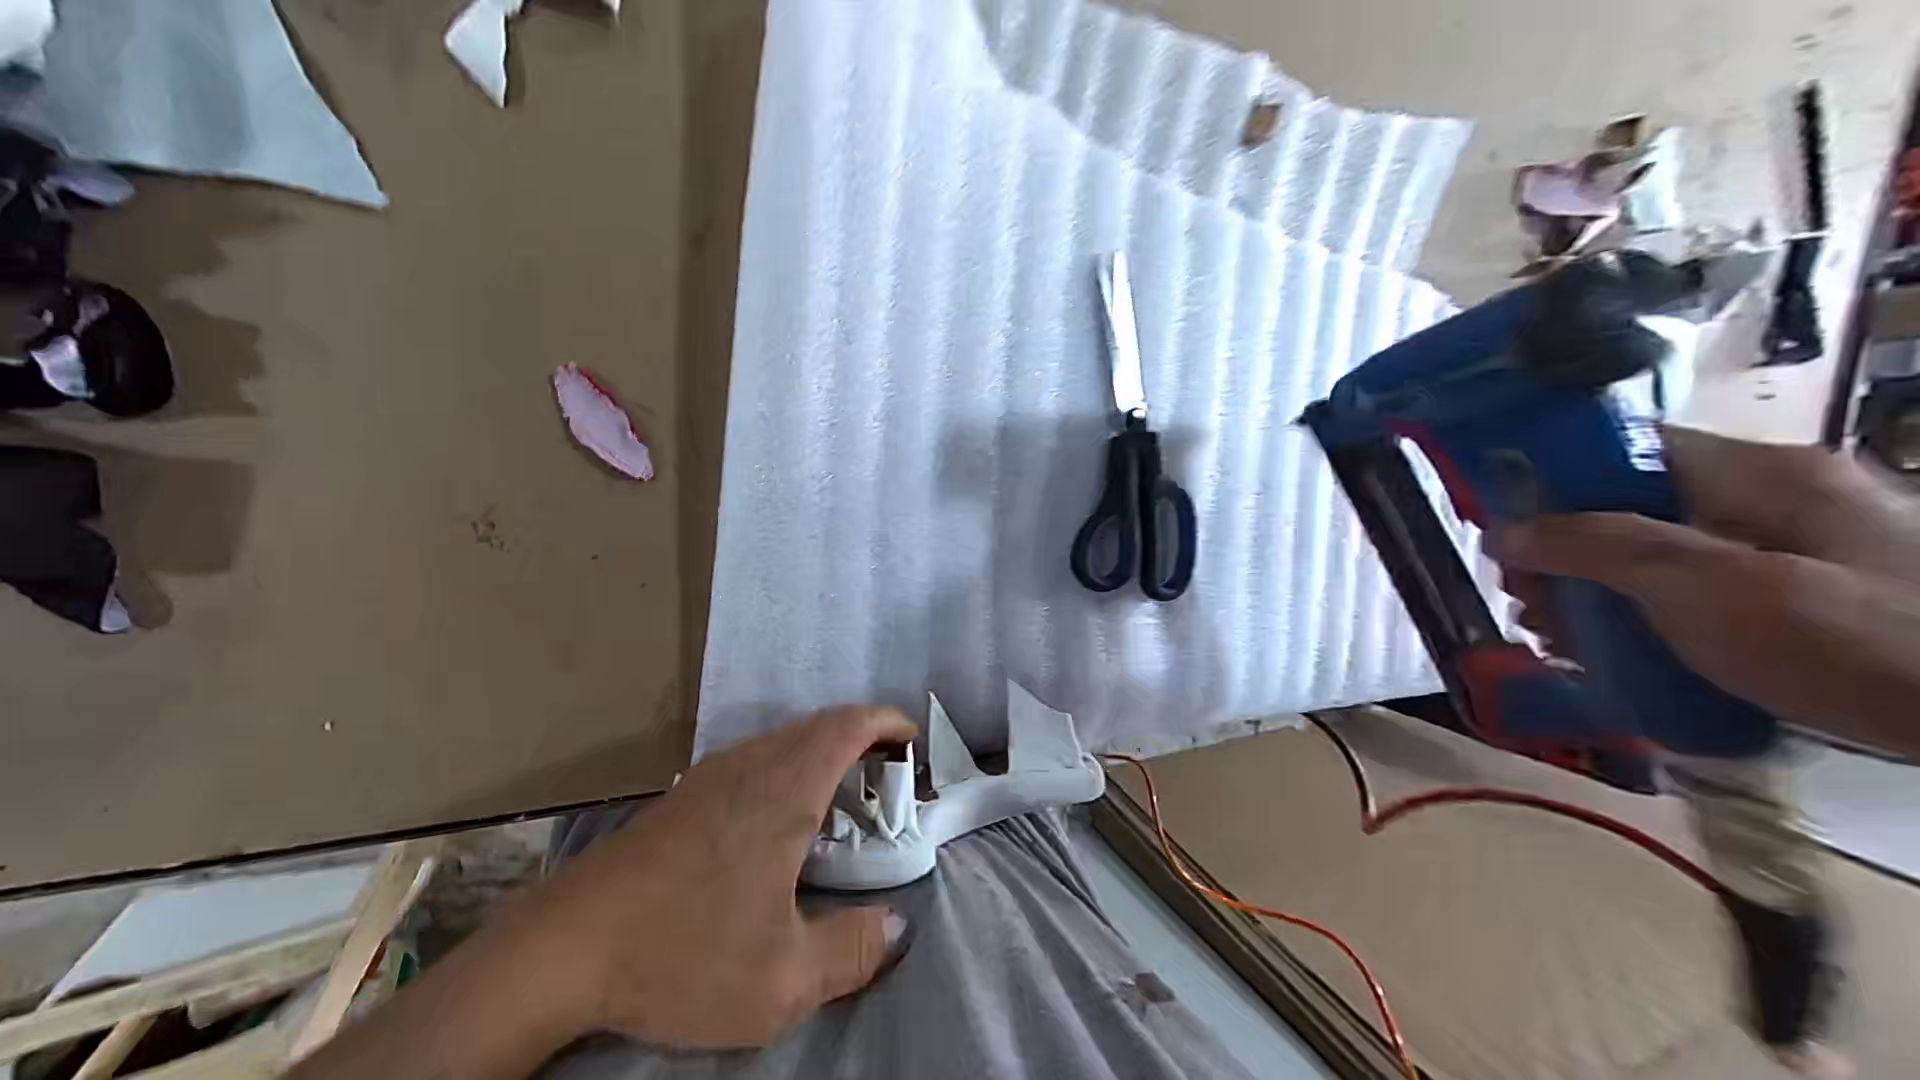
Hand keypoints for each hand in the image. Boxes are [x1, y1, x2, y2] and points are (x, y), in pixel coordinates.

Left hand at [287, 706, 916, 1079]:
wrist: (563, 948)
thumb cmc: (683, 953)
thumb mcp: (783, 980)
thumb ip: (853, 950)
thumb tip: (895, 926)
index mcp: (785, 787)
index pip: (849, 724)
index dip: (888, 723)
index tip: (914, 743)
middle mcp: (752, 764)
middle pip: (822, 724)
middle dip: (864, 739)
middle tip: (888, 784)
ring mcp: (713, 774)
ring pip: (787, 740)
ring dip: (825, 754)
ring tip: (842, 806)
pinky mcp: (685, 794)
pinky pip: (758, 758)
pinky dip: (792, 768)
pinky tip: (781, 825)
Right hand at [1490, 427, 1919, 758]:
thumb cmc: (1856, 643)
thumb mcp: (1707, 589)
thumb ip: (1598, 548)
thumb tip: (1503, 531)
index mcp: (1757, 473)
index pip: (1624, 448)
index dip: (1551, 479)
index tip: (1505, 530)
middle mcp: (1774, 498)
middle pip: (1632, 506)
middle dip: (1566, 554)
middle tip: (1529, 603)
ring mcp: (1795, 549)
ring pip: (1659, 554)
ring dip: (1598, 591)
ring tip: (1562, 638)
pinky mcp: (1806, 597)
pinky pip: (1697, 590)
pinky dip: (1647, 615)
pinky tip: (1623, 653)